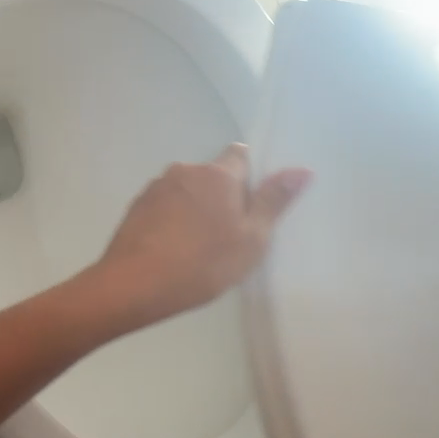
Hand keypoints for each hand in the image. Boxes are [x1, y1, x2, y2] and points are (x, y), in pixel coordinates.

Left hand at [86, 144, 309, 327]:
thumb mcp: (252, 237)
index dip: (249, 174)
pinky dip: (175, 218)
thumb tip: (300, 169)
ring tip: (204, 244)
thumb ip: (274, 201)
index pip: (238, 156)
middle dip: (223, 196)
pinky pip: (166, 205)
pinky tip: (177, 245)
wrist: (137, 280)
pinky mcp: (137, 205)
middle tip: (233, 233)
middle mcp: (183, 171)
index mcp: (215, 175)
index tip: (255, 198)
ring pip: (187, 191)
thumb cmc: (205, 261)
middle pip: (212, 176)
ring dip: (198, 208)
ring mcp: (156, 187)